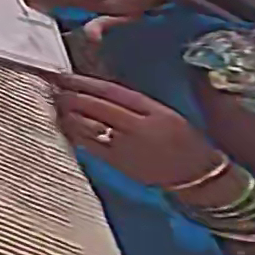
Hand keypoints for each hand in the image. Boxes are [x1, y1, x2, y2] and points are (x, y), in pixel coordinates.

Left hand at [53, 73, 223, 191]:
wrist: (199, 178)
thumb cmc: (182, 141)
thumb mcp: (165, 114)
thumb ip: (133, 103)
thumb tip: (95, 89)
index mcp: (155, 112)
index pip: (110, 90)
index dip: (82, 81)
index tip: (63, 76)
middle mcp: (139, 127)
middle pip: (94, 105)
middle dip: (69, 95)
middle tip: (54, 89)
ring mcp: (126, 146)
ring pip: (85, 124)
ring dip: (67, 113)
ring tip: (58, 106)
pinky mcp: (117, 162)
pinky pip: (87, 143)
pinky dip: (73, 132)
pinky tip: (66, 125)